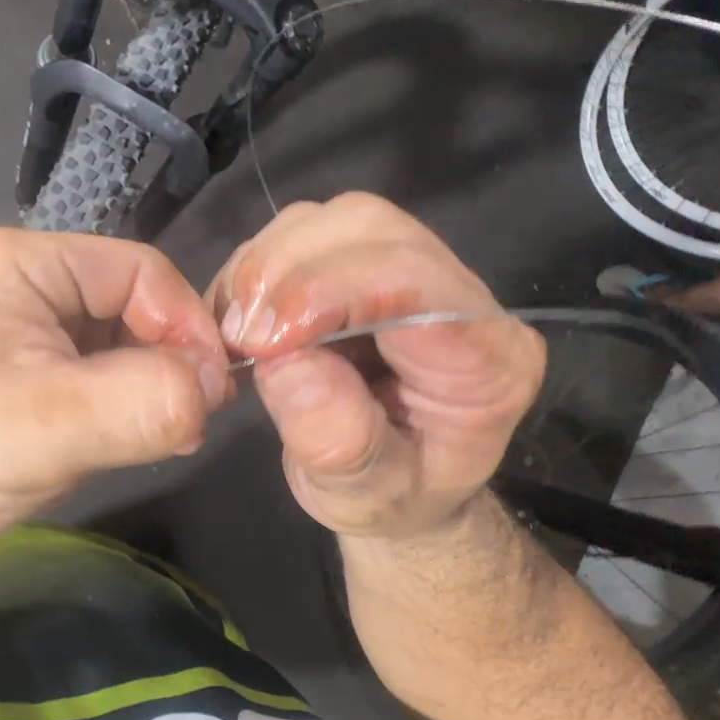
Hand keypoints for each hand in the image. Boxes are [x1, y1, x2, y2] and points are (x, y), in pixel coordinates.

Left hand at [0, 229, 230, 554]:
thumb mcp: (50, 426)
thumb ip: (145, 400)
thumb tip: (215, 386)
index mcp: (22, 264)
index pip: (140, 270)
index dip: (188, 325)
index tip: (215, 392)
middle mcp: (23, 282)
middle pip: (131, 304)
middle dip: (166, 361)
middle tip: (185, 425)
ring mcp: (20, 327)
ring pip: (117, 343)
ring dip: (143, 389)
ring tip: (152, 439)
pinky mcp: (21, 369)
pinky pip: (93, 373)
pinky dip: (117, 406)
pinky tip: (116, 441)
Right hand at [209, 194, 545, 538]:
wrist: (395, 488)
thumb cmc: (390, 499)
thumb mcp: (365, 496)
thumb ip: (336, 438)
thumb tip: (282, 361)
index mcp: (484, 359)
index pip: (415, 280)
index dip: (329, 289)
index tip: (260, 341)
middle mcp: (456, 296)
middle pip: (370, 225)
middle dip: (289, 267)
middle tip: (239, 333)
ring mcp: (407, 271)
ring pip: (331, 219)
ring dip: (266, 264)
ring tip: (236, 331)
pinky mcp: (359, 265)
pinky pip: (300, 233)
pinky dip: (254, 266)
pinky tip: (240, 316)